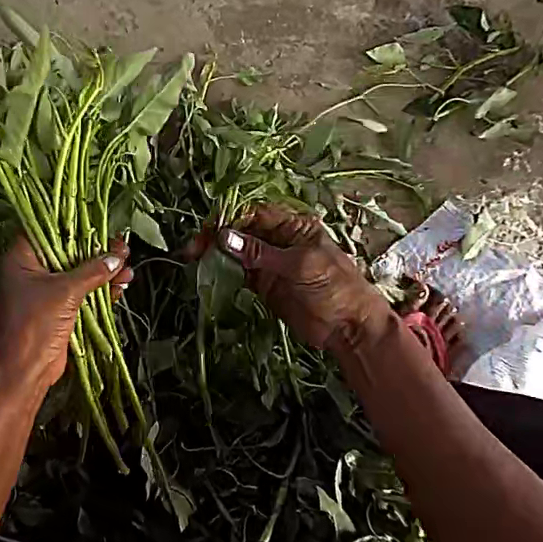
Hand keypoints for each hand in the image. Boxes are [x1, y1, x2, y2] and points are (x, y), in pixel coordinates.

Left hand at [0, 235, 131, 396]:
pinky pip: (84, 292)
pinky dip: (102, 289)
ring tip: (127, 267)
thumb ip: (92, 271)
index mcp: (23, 259)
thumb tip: (115, 258)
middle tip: (121, 247)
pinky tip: (121, 285)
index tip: (97, 222)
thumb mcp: (65, 291)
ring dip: (104, 271)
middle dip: (97, 251)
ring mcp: (47, 290)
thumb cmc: (34, 325)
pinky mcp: (60, 308)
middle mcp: (34, 271)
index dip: (72, 224)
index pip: (47, 229)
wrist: (27, 370)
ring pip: (80, 272)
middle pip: (69, 251)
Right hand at [197, 205, 388, 353]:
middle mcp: (278, 240)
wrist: (349, 327)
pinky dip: (223, 273)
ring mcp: (270, 263)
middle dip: (216, 237)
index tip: (208, 232)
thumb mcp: (300, 265)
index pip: (254, 214)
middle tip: (194, 250)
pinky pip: (238, 273)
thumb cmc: (335, 287)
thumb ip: (261, 252)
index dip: (229, 219)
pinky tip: (209, 274)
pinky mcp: (264, 285)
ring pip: (235, 252)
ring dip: (216, 254)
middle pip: (240, 231)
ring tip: (195, 260)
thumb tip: (225, 237)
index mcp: (293, 226)